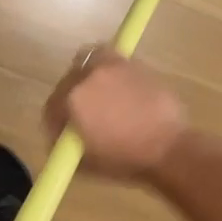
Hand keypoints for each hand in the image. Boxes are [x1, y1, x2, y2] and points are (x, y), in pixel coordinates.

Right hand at [45, 48, 190, 180]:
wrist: (169, 147)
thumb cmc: (125, 159)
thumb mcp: (86, 163)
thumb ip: (66, 147)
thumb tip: (61, 139)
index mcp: (72, 100)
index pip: (52, 105)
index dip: (56, 119)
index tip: (64, 131)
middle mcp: (88, 76)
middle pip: (69, 79)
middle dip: (72, 95)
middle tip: (84, 112)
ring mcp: (112, 65)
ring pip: (89, 58)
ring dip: (88, 72)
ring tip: (99, 90)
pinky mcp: (133, 62)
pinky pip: (112, 56)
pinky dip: (109, 66)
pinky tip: (119, 86)